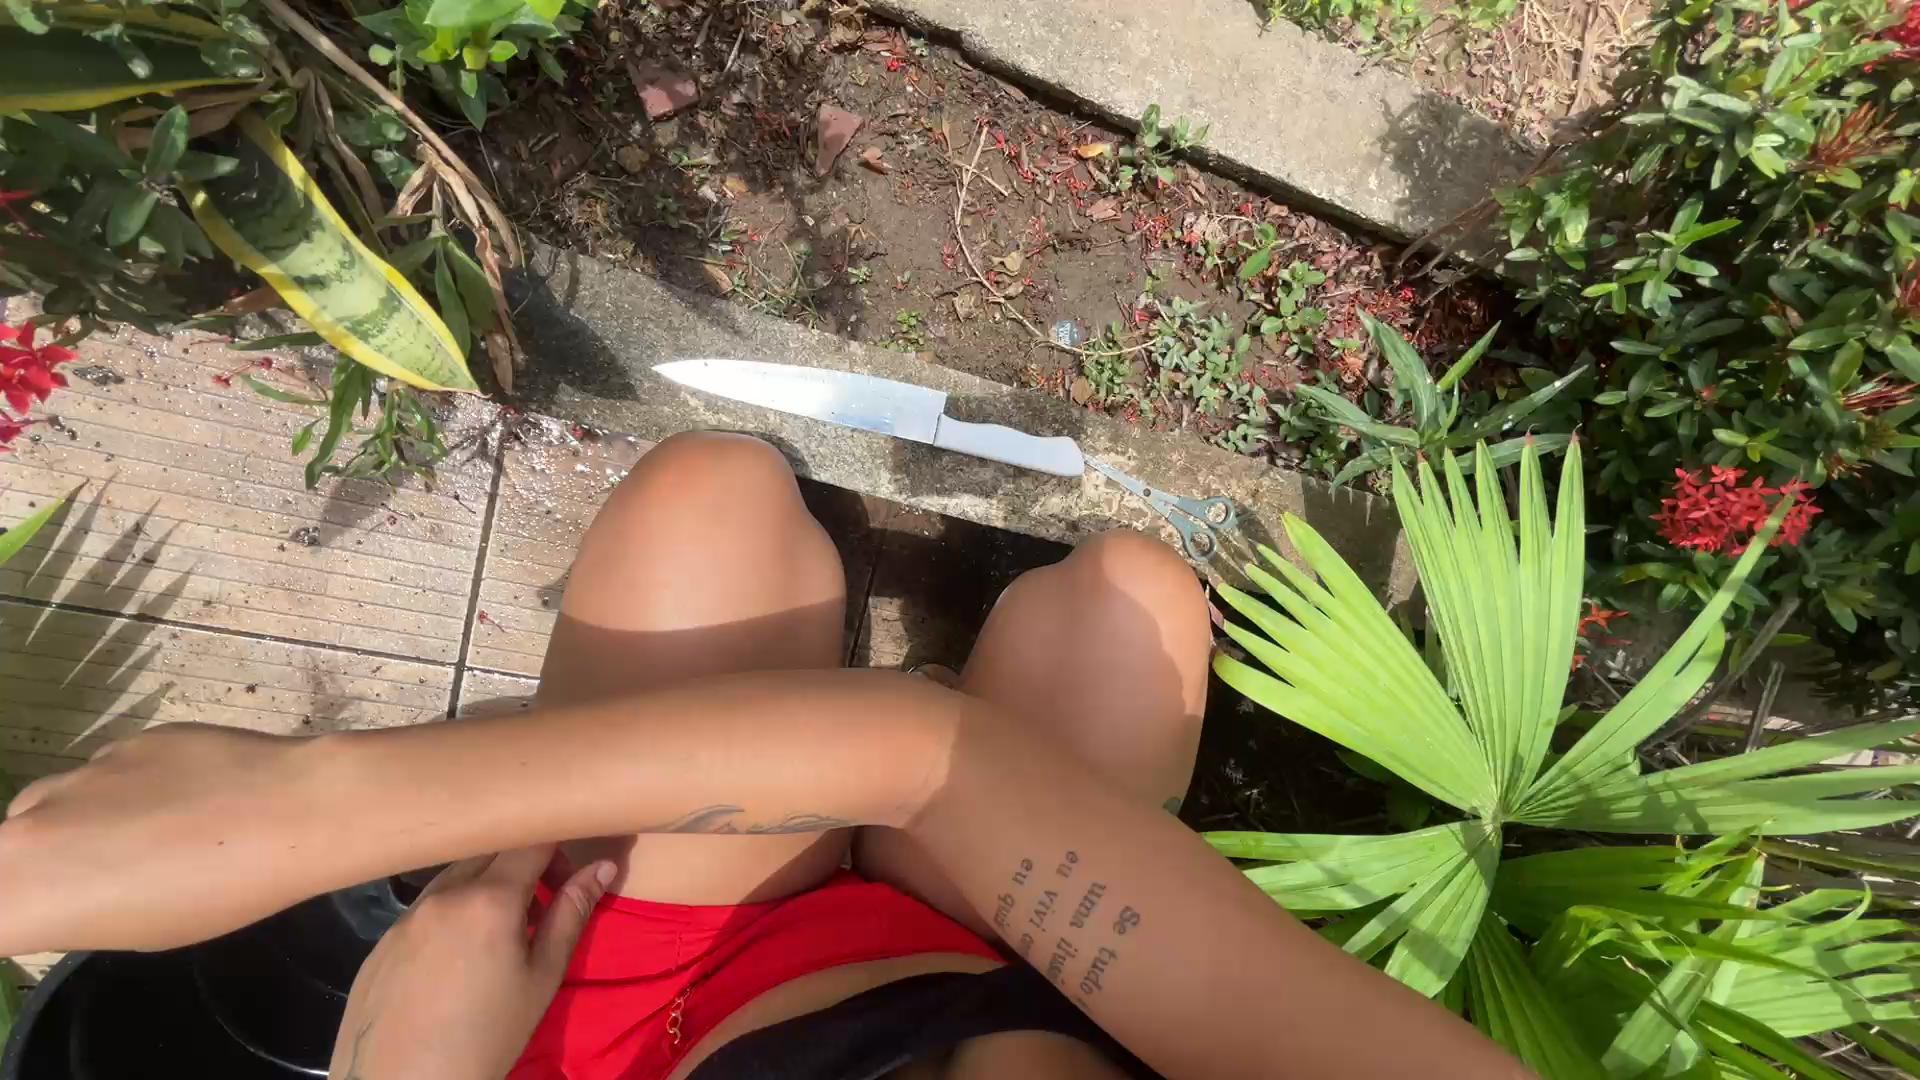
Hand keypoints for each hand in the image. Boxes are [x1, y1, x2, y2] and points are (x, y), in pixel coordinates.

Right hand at [0, 724, 318, 953]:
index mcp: (10, 900)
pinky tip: (198, 786)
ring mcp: (80, 777)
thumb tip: (64, 887)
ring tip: (164, 824)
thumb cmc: (225, 889)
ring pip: (50, 803)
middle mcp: (18, 835)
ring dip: (84, 817)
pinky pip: (115, 767)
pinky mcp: (134, 740)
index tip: (58, 903)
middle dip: (39, 864)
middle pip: (4, 853)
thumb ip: (72, 907)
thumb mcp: (135, 928)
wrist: (303, 808)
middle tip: (108, 868)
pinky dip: (140, 781)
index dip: (22, 908)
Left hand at [330, 846, 612, 1079]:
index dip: (559, 849)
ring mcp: (404, 919)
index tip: (569, 879)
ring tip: (498, 934)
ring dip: (486, 885)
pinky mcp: (377, 945)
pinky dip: (452, 912)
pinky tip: (455, 960)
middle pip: (494, 850)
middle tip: (541, 905)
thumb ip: (572, 911)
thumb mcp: (543, 975)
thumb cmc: (487, 1036)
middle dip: (524, 864)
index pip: (533, 840)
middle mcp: (443, 895)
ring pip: (457, 875)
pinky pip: (426, 907)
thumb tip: (603, 865)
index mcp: (489, 898)